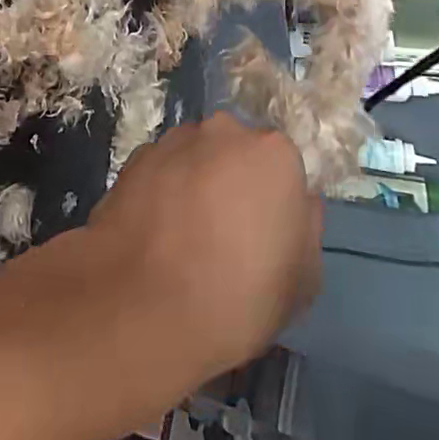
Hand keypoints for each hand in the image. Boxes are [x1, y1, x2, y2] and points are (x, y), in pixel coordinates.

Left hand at [87, 113, 321, 371]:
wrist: (144, 308)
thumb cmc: (239, 298)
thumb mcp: (304, 280)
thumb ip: (306, 227)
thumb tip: (296, 204)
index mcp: (273, 153)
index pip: (281, 167)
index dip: (273, 202)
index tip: (263, 235)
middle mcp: (223, 131)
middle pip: (235, 152)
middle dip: (232, 181)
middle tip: (223, 233)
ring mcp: (173, 141)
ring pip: (195, 157)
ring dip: (194, 183)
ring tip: (182, 237)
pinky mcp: (133, 159)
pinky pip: (160, 172)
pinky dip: (160, 193)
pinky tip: (154, 235)